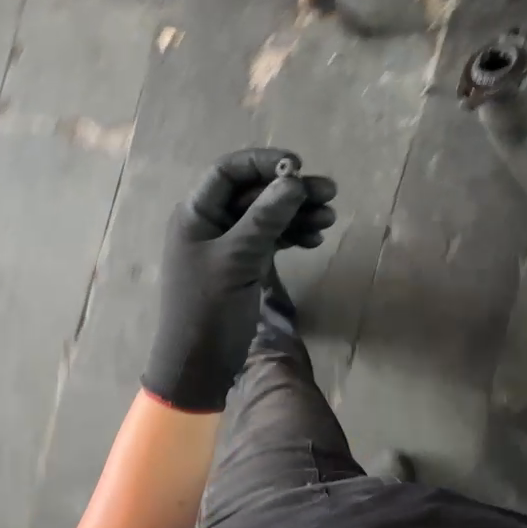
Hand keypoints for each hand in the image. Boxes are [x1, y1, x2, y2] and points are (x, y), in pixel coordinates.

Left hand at [142, 148, 336, 412]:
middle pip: (253, 193)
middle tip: (330, 193)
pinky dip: (291, 236)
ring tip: (330, 218)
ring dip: (296, 214)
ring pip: (266, 217)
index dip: (262, 163)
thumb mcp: (238, 259)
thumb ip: (264, 218)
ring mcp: (227, 245)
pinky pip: (269, 240)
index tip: (298, 166)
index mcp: (195, 214)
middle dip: (290, 191)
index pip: (228, 172)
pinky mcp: (242, 266)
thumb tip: (293, 180)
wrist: (199, 364)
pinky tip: (314, 239)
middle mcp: (210, 223)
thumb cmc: (208, 309)